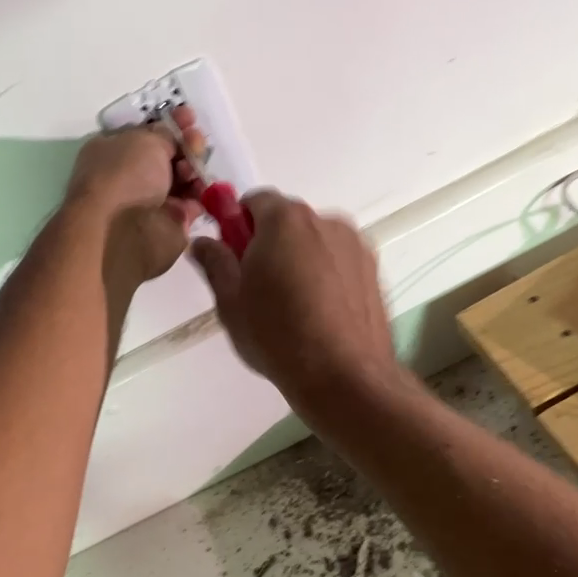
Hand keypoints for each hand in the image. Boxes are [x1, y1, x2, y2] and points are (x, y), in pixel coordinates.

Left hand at [65, 111, 207, 285]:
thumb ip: (165, 134)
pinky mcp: (170, 222)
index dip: (169, 124)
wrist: (126, 232)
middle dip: (186, 146)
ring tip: (195, 170)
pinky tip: (204, 188)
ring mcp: (150, 201)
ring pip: (182, 179)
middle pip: (167, 156)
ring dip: (193, 169)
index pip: (146, 133)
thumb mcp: (146, 140)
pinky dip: (201, 194)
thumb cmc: (126, 177)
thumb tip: (173, 137)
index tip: (190, 116)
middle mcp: (130, 176)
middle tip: (197, 142)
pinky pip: (192, 203)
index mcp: (113, 151)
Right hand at [189, 191, 402, 408]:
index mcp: (285, 220)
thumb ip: (215, 263)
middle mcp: (325, 220)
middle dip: (270, 244)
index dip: (238, 225)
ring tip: (295, 308)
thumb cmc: (278, 337)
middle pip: (288, 221)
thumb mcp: (231, 303)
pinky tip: (321, 314)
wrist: (345, 376)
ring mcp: (355, 244)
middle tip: (259, 289)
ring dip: (301, 260)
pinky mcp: (374, 270)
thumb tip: (203, 241)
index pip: (255, 200)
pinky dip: (327, 276)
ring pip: (316, 242)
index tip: (234, 258)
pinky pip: (339, 262)